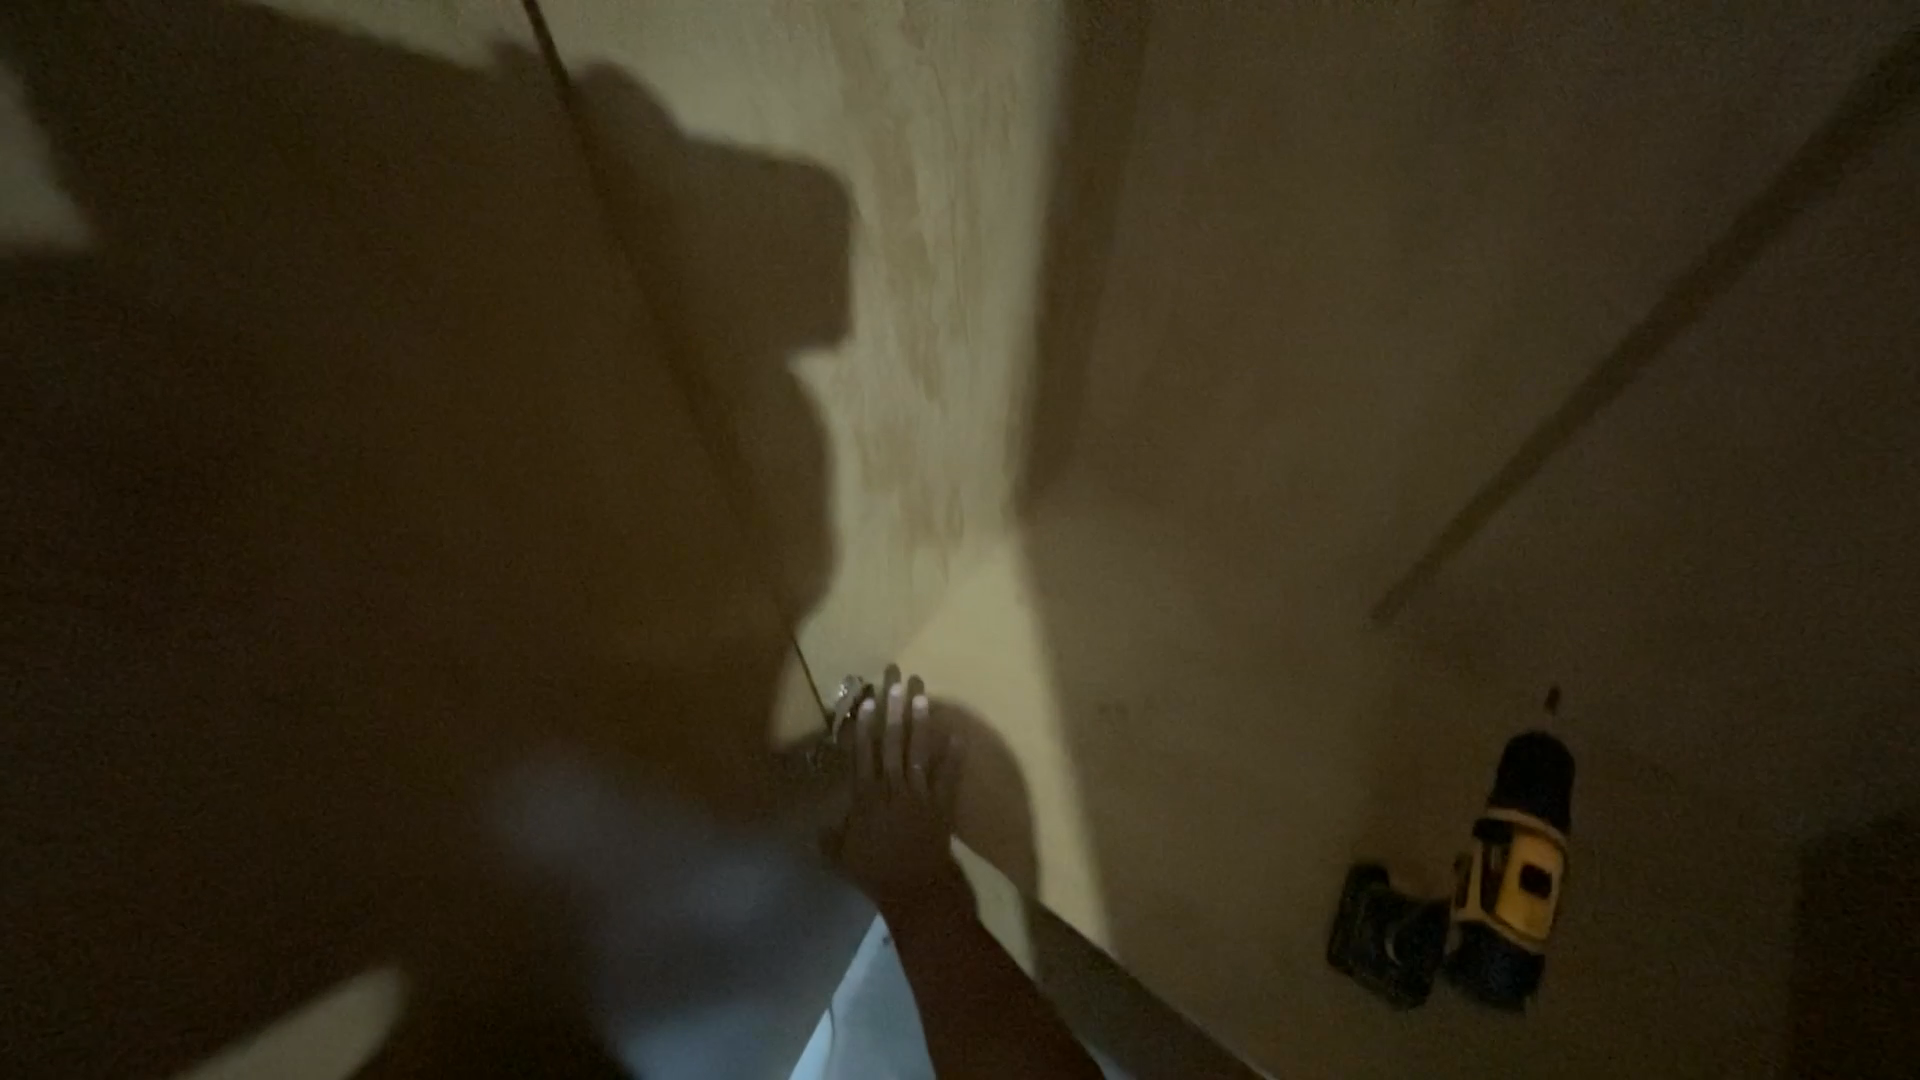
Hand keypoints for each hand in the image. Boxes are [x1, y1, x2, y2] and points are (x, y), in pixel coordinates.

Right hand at [826, 667, 971, 927]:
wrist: (914, 888)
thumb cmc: (874, 872)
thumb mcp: (841, 857)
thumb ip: (829, 838)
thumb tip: (816, 828)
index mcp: (866, 796)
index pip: (863, 753)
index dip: (863, 726)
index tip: (866, 700)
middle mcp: (892, 786)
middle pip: (893, 741)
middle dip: (894, 709)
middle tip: (897, 682)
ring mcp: (920, 792)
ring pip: (919, 750)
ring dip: (921, 721)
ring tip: (923, 695)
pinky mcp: (941, 802)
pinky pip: (948, 774)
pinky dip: (953, 755)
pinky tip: (957, 733)